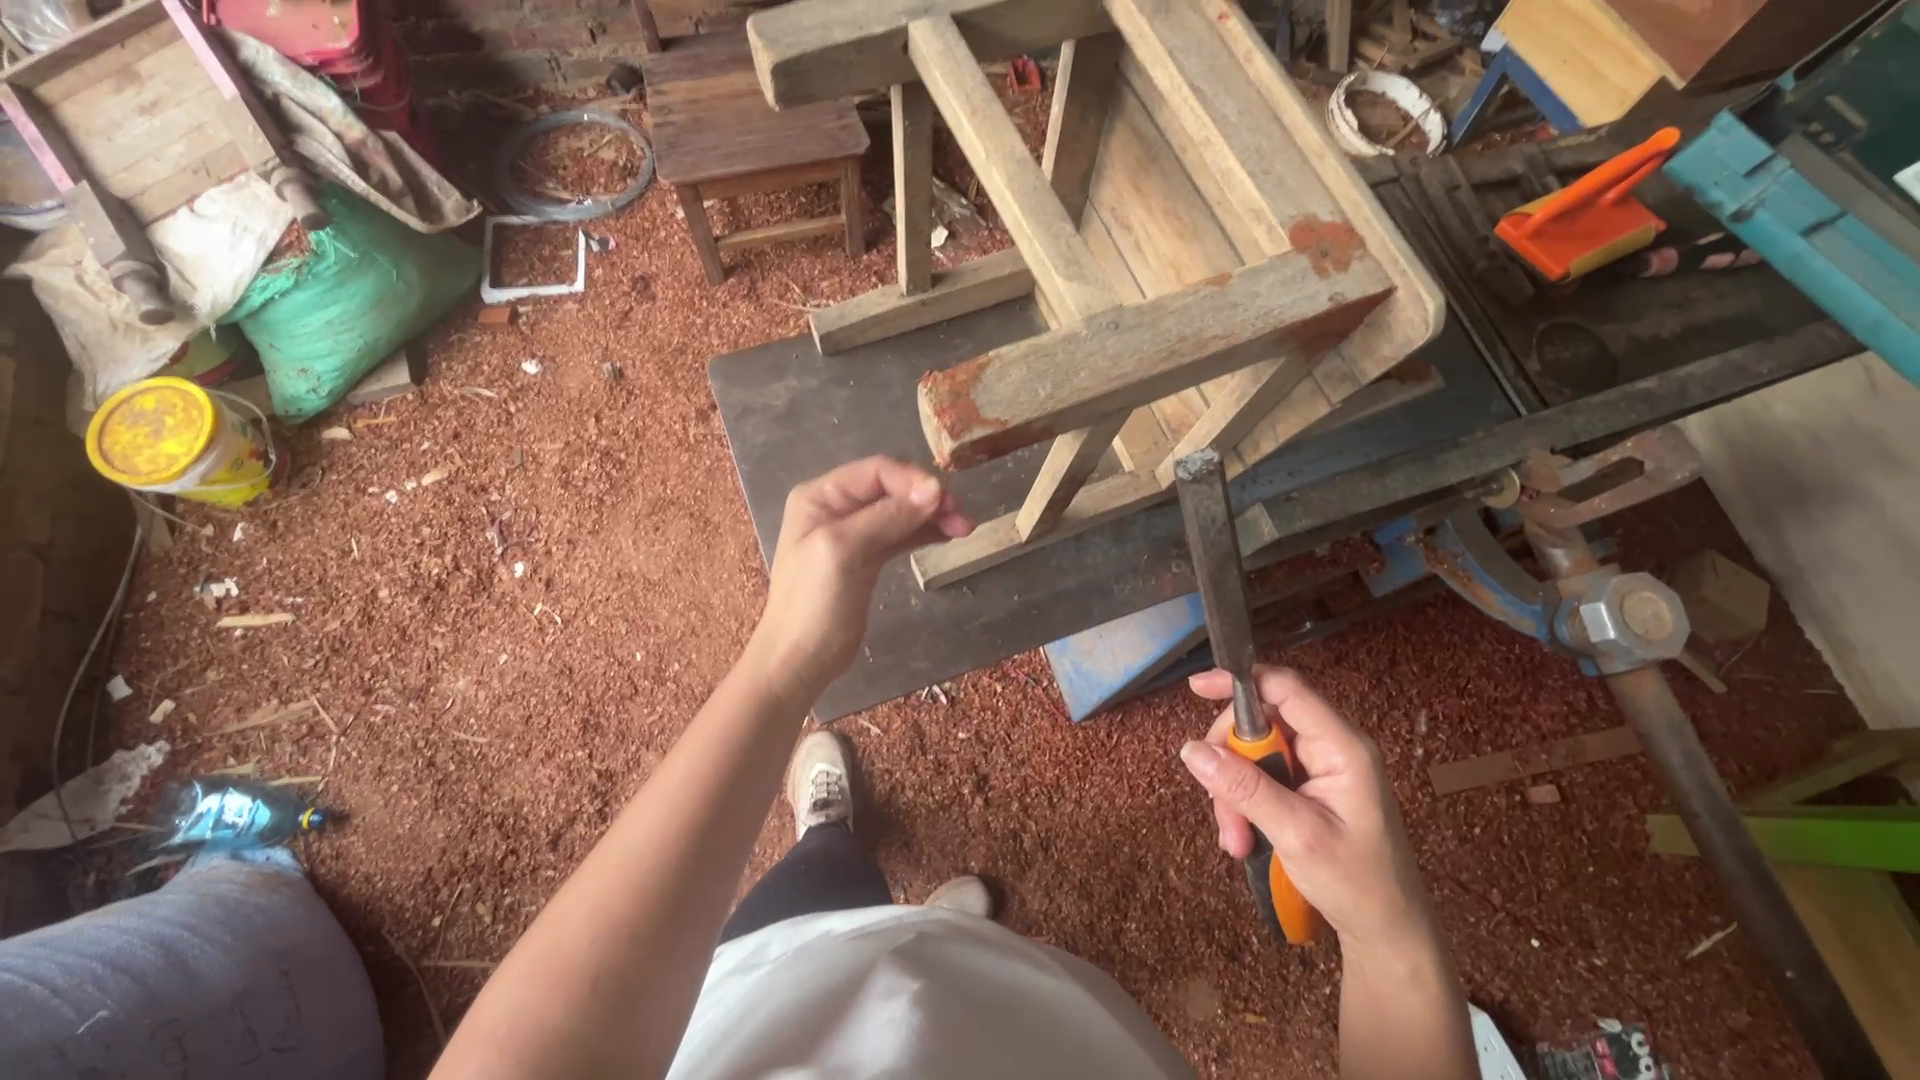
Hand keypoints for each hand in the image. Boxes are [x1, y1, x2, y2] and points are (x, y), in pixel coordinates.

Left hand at [750, 457, 971, 693]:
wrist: (800, 660)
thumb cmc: (813, 603)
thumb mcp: (844, 550)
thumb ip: (887, 516)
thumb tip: (935, 490)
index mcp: (821, 496)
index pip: (877, 471)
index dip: (914, 480)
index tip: (946, 499)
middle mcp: (837, 507)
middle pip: (893, 488)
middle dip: (929, 497)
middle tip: (963, 517)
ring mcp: (853, 533)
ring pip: (902, 511)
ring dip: (933, 515)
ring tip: (965, 528)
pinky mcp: (869, 558)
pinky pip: (902, 534)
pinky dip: (926, 532)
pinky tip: (950, 535)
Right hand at [1179, 666, 1433, 948]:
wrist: (1387, 932)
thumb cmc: (1357, 883)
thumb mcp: (1296, 835)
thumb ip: (1245, 788)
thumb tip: (1192, 750)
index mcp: (1342, 747)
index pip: (1286, 689)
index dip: (1240, 682)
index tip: (1197, 688)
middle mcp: (1330, 747)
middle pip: (1260, 724)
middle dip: (1230, 762)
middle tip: (1219, 805)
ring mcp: (1319, 768)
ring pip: (1254, 755)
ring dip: (1234, 793)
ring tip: (1236, 840)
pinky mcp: (1308, 789)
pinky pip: (1261, 778)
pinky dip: (1244, 804)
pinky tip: (1244, 839)